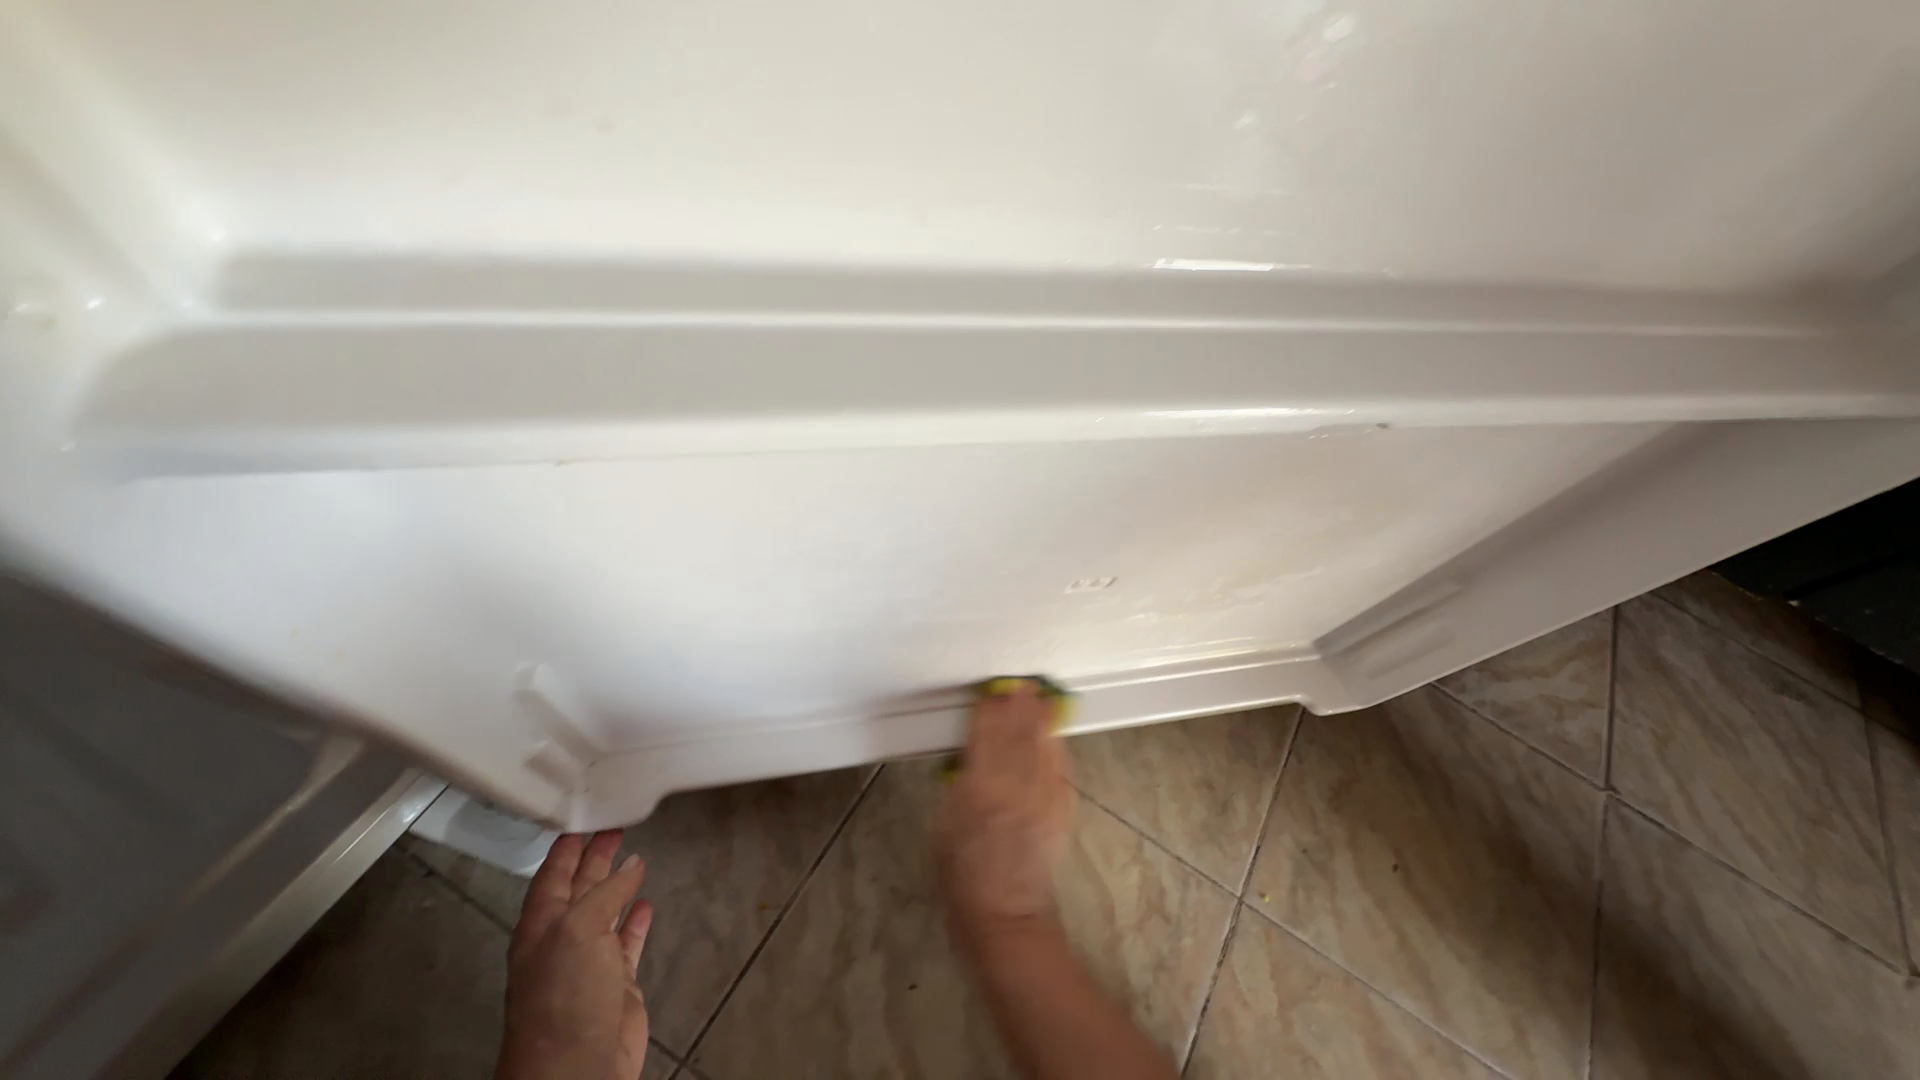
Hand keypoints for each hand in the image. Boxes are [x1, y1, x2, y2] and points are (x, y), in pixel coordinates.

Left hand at [496, 830, 653, 1079]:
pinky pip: (627, 941)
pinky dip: (637, 921)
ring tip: (636, 858)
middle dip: (595, 859)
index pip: (552, 875)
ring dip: (618, 885)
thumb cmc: (565, 997)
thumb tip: (631, 865)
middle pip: (580, 888)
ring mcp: (589, 962)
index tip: (585, 819)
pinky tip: (647, 903)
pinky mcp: (617, 983)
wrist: (576, 1070)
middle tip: (616, 829)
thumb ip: (605, 894)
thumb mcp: (578, 931)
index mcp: (541, 925)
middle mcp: (562, 940)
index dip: (567, 848)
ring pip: (605, 911)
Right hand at [935, 680, 1072, 949]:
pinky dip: (1054, 747)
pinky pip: (1059, 769)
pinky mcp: (1060, 810)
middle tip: (1020, 684)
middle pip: (1017, 735)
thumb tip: (974, 751)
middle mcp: (1014, 787)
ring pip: (1042, 747)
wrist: (1001, 910)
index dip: (989, 710)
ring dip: (1039, 719)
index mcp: (978, 789)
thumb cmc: (960, 869)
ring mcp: (1042, 798)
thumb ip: (962, 782)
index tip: (991, 692)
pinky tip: (1052, 733)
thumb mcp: (944, 822)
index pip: (986, 736)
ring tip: (1039, 696)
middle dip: (1018, 706)